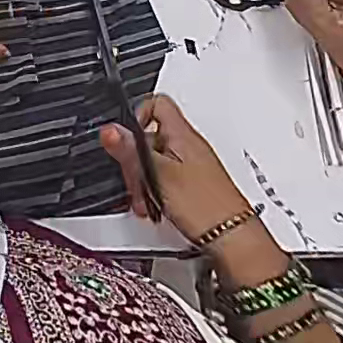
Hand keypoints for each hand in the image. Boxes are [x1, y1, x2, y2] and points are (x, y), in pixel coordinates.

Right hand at [98, 95, 249, 241]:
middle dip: (136, 159)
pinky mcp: (192, 182)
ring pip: (155, 159)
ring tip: (147, 198)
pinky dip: (155, 189)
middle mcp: (188, 145)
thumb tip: (110, 130)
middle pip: (150, 136)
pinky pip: (165, 176)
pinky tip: (156, 205)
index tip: (127, 138)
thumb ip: (131, 150)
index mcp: (181, 134)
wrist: (232, 238)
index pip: (156, 103)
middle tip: (137, 178)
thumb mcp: (158, 175)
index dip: (137, 116)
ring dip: (144, 179)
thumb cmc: (205, 206)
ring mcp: (191, 164)